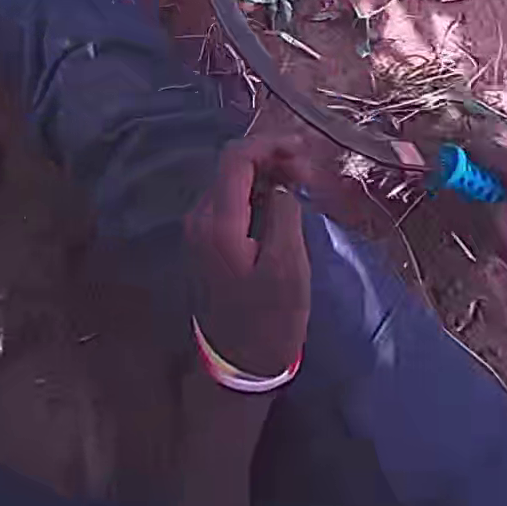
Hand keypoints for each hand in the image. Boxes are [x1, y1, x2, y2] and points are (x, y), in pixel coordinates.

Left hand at [183, 136, 310, 377]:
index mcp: (217, 221)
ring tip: (300, 184)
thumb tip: (282, 183)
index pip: (235, 159)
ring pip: (231, 182)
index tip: (303, 147)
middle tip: (308, 173)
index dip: (269, 143)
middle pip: (231, 166)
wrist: (239, 362)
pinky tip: (280, 201)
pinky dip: (255, 192)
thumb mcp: (288, 267)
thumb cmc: (269, 319)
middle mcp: (199, 217)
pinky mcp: (206, 239)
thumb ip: (285, 215)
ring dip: (264, 174)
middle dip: (270, 158)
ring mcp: (198, 228)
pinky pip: (229, 200)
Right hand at [468, 137, 506, 311]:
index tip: (441, 174)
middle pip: (504, 164)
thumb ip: (476, 196)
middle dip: (481, 179)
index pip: (486, 152)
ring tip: (497, 219)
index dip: (460, 161)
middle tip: (469, 203)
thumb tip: (454, 178)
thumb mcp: (501, 227)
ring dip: (500, 192)